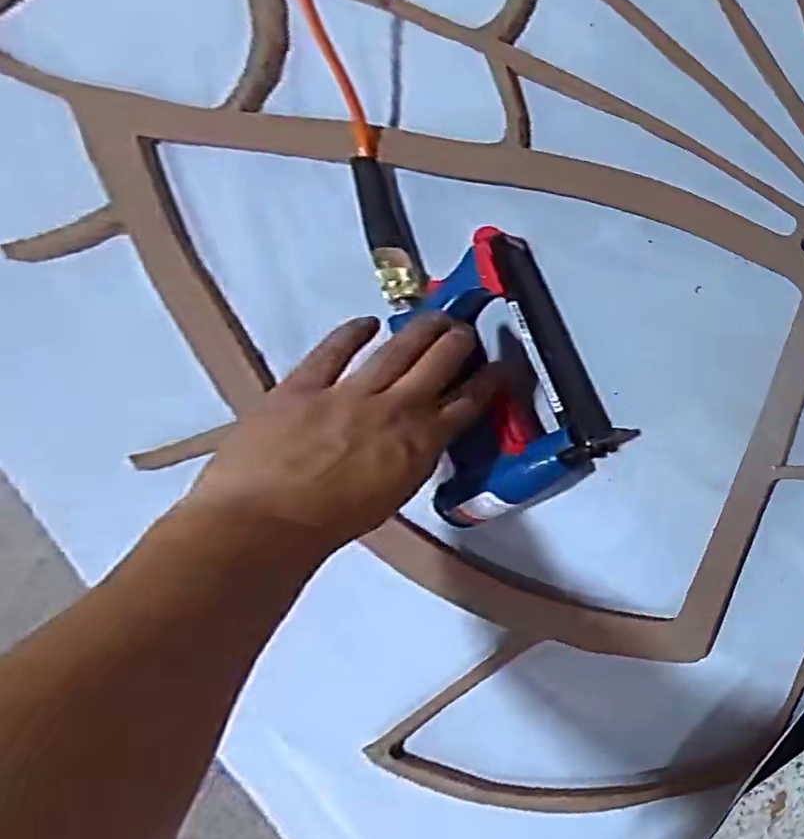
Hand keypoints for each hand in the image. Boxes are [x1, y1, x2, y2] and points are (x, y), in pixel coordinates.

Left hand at [178, 315, 506, 554]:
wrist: (266, 521)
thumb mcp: (402, 486)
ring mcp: (349, 395)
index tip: (503, 366)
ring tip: (436, 317)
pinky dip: (350, 334)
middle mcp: (398, 409)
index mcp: (425, 439)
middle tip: (467, 330)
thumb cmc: (338, 516)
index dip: (491, 379)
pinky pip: (332, 353)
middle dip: (459, 342)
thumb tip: (427, 433)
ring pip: (397, 351)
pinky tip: (366, 323)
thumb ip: (419, 452)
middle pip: (439, 364)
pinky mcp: (302, 388)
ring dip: (421, 330)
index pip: (470, 400)